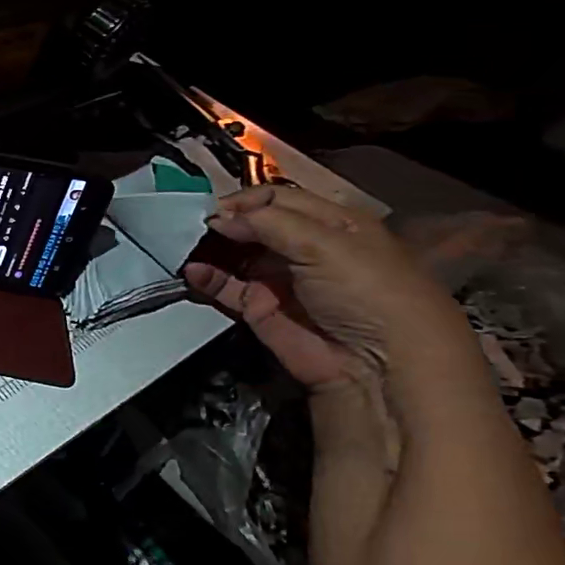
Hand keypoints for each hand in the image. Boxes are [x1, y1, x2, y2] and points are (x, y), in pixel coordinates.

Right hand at [185, 183, 467, 388]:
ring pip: (237, 255)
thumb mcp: (324, 243)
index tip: (216, 207)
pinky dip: (208, 278)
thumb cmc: (363, 288)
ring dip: (212, 248)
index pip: (278, 199)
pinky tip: (192, 271)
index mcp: (331, 222)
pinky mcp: (261, 310)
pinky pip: (228, 288)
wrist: (379, 365)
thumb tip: (219, 217)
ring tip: (186, 244)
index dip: (247, 200)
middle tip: (194, 224)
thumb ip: (267, 223)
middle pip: (255, 225)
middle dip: (226, 222)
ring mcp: (280, 280)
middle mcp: (304, 248)